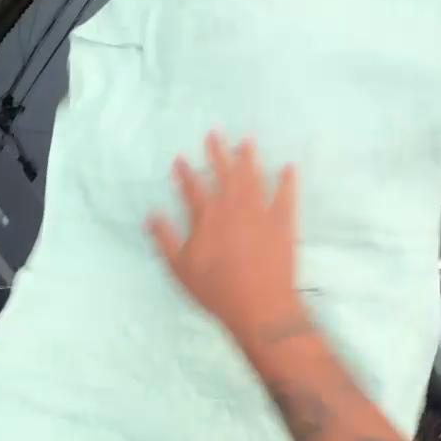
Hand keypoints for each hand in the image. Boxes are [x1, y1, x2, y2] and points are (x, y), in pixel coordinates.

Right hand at [147, 131, 301, 341]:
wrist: (259, 306)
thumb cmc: (215, 290)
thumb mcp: (180, 268)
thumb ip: (164, 239)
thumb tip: (151, 215)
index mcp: (206, 216)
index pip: (192, 187)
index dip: (185, 172)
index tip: (180, 158)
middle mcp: (232, 206)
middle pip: (223, 173)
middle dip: (217, 152)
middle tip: (214, 134)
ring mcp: (260, 212)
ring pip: (252, 178)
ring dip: (248, 158)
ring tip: (246, 141)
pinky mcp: (283, 222)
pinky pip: (286, 195)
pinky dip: (287, 181)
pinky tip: (288, 167)